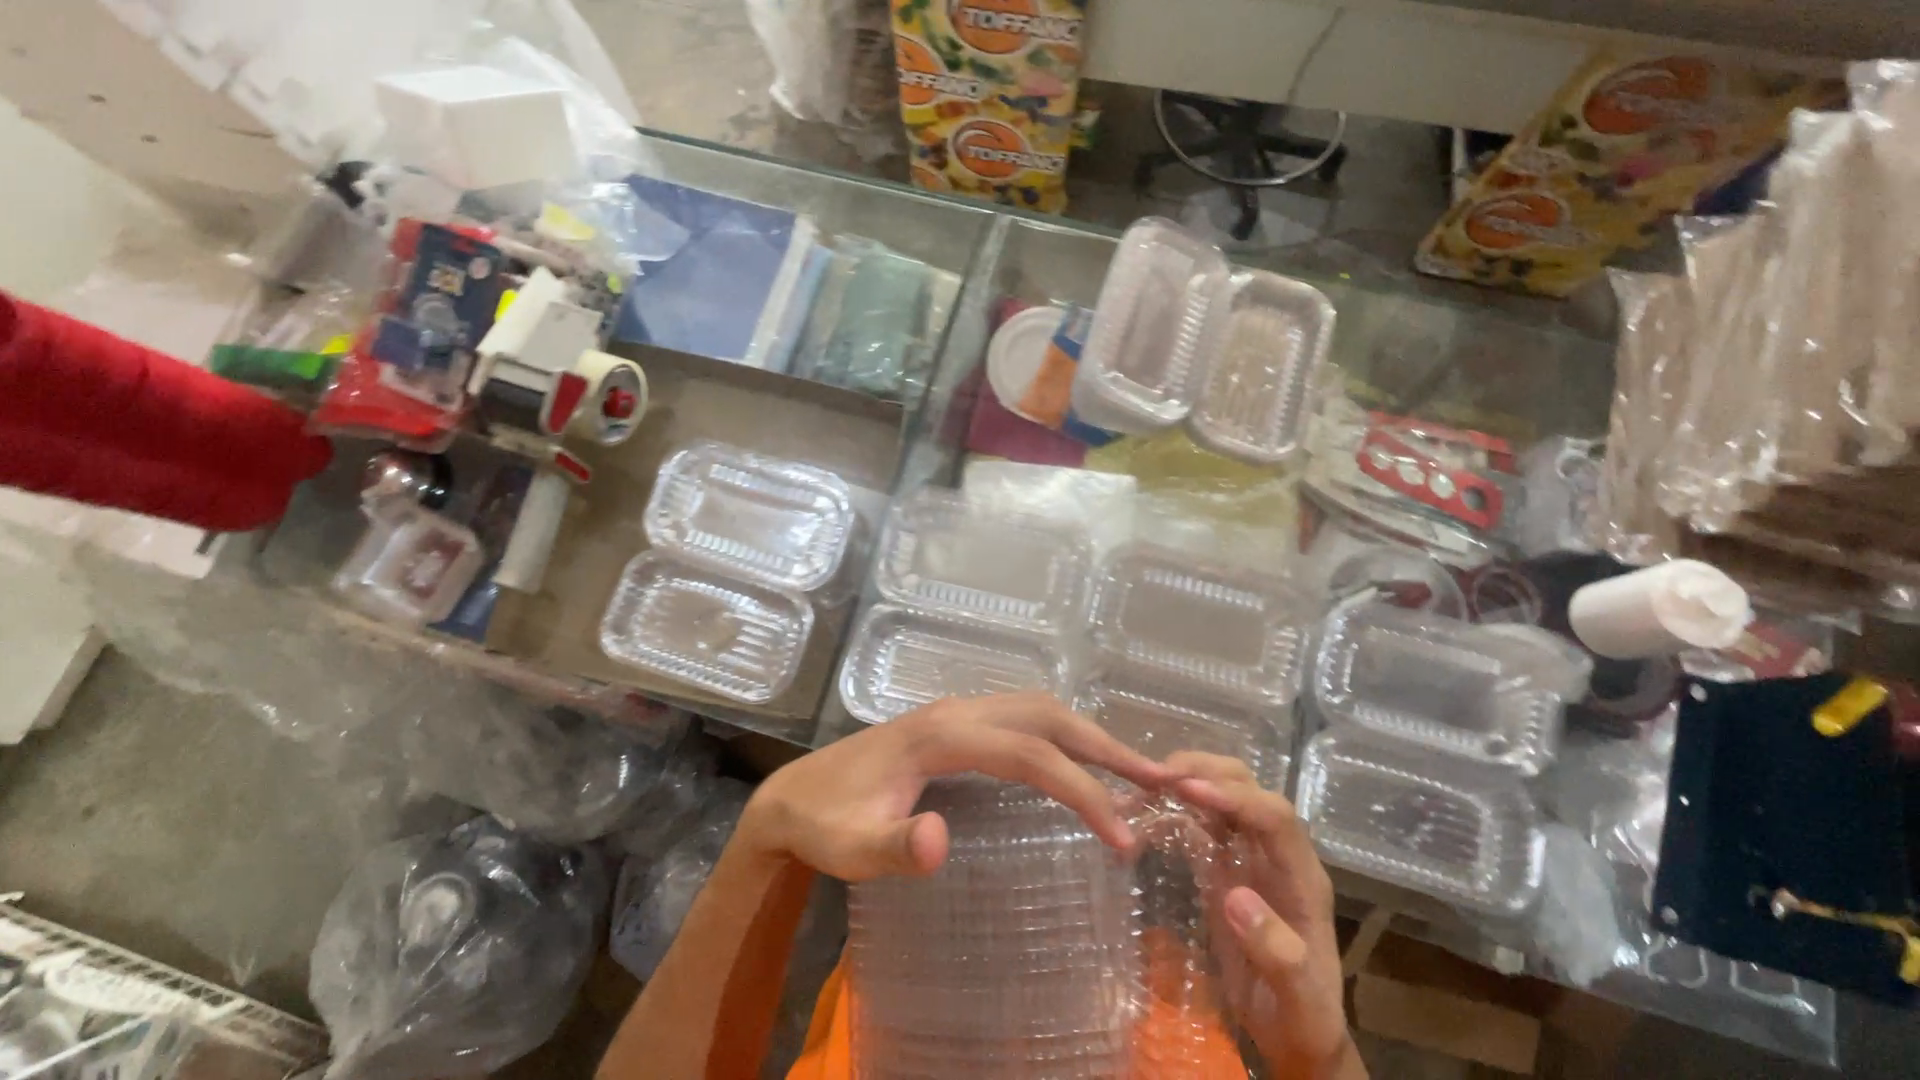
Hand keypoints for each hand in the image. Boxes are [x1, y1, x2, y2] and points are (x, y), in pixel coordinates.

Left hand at [737, 693, 1173, 881]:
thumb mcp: (851, 849)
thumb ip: (893, 847)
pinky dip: (1061, 734)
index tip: (1123, 836)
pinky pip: (1022, 718)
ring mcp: (955, 712)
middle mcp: (956, 711)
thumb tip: (942, 842)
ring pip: (1036, 708)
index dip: (1081, 791)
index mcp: (940, 736)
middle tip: (1158, 780)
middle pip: (1045, 714)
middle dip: (1104, 745)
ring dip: (1086, 734)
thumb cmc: (825, 826)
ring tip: (1132, 772)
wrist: (792, 799)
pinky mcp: (953, 724)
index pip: (1029, 755)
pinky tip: (1074, 763)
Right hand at [1167, 753, 1364, 1079]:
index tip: (1189, 790)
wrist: (1295, 1036)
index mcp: (1302, 877)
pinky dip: (1178, 812)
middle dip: (1208, 772)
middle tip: (1158, 775)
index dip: (1234, 797)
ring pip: (1226, 800)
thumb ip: (1277, 950)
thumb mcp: (1297, 997)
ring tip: (1146, 785)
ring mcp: (1251, 861)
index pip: (1274, 816)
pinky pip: (1204, 827)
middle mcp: (1278, 857)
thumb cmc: (1302, 1017)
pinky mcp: (1225, 872)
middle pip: (1251, 790)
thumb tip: (1237, 897)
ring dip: (1191, 782)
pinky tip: (1148, 815)